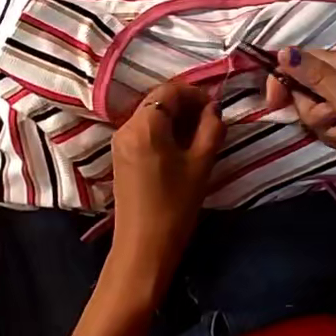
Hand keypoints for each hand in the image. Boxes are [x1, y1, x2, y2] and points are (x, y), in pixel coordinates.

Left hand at [109, 81, 224, 278]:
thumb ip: (211, 129)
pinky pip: (142, 129)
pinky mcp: (120, 155)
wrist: (144, 245)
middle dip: (184, 104)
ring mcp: (120, 141)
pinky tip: (180, 146)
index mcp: (145, 125)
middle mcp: (127, 126)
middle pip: (157, 100)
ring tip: (198, 134)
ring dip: (174, 117)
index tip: (214, 107)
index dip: (195, 93)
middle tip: (210, 120)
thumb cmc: (176, 205)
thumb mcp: (201, 164)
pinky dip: (162, 129)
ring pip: (150, 114)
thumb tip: (213, 108)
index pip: (170, 90)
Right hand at [264, 48, 335, 189]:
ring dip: (324, 125)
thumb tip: (282, 50)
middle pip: (304, 89)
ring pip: (314, 112)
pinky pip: (328, 127)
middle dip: (310, 108)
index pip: (300, 61)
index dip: (282, 79)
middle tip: (331, 116)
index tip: (272, 102)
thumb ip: (313, 75)